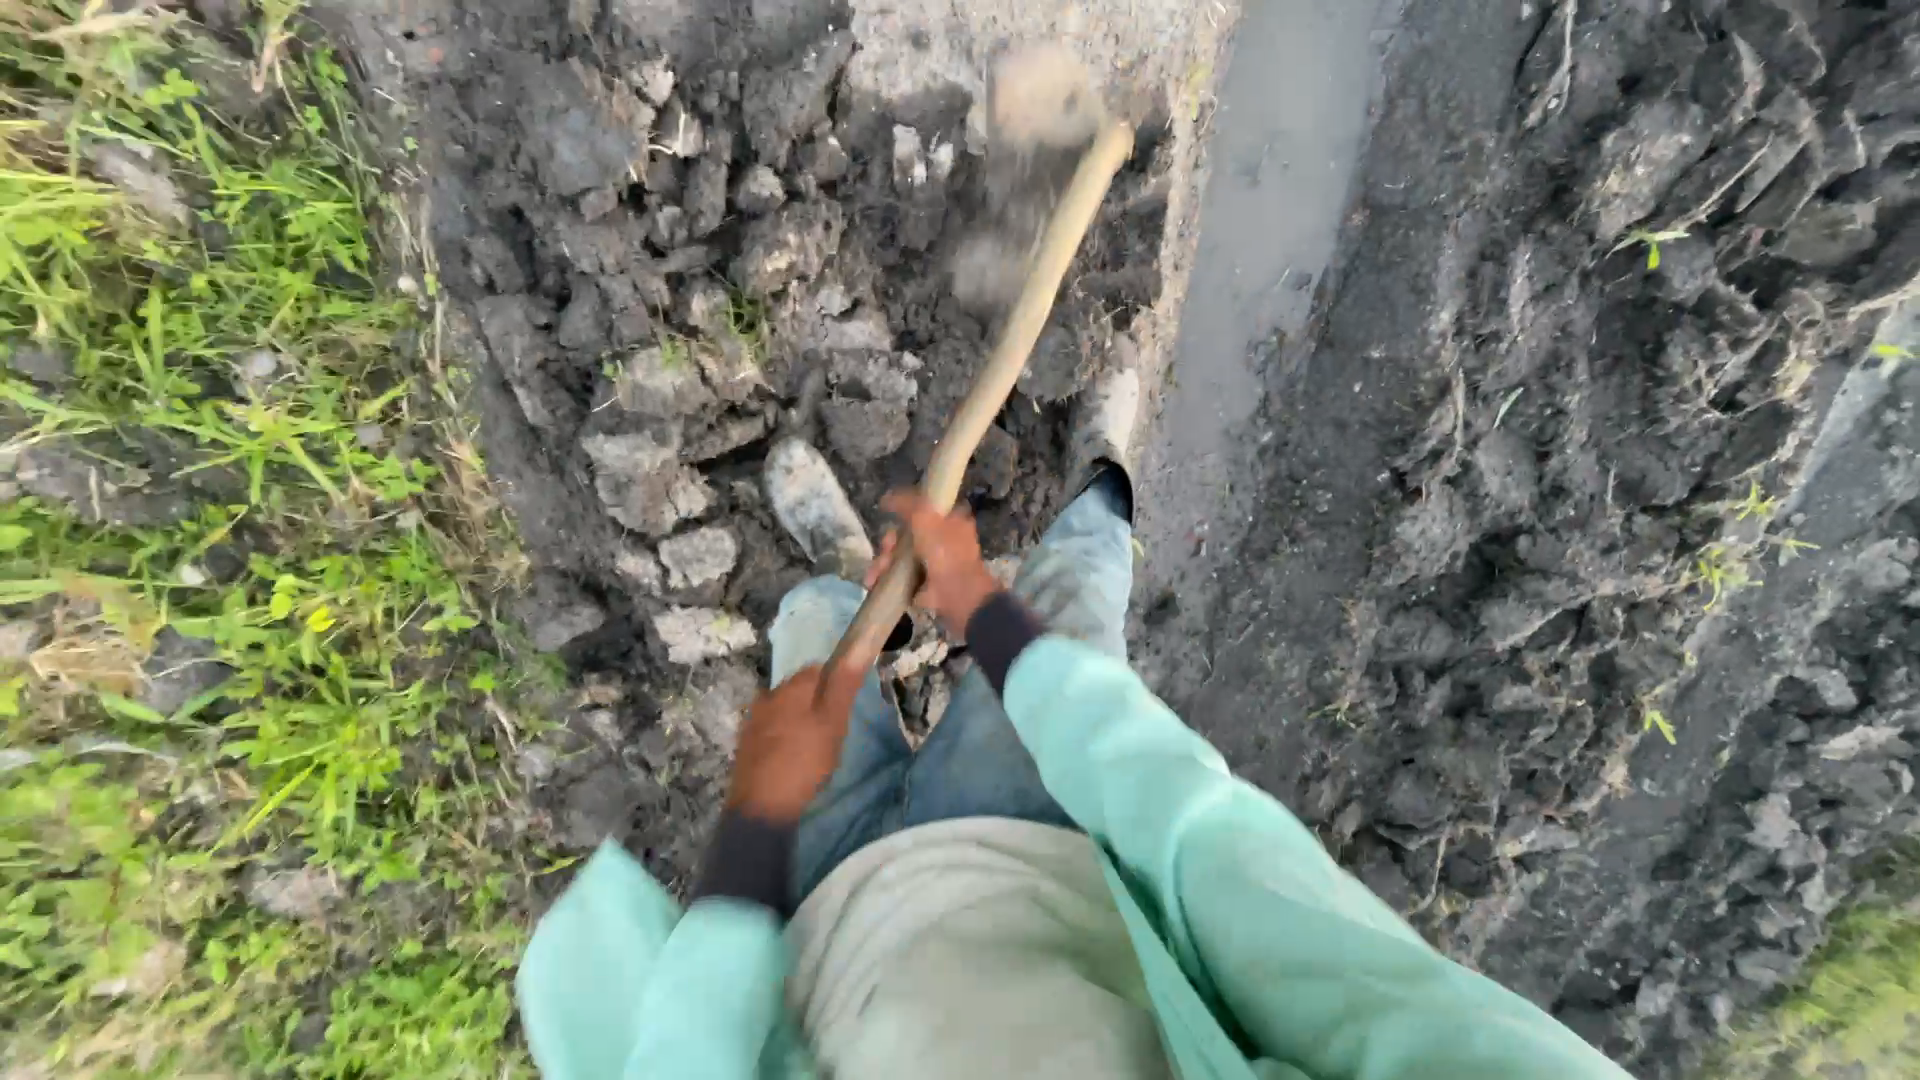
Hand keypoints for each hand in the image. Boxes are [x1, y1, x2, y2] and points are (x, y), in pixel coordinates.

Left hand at [728, 662, 863, 823]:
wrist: (762, 805)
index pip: (818, 669)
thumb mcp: (833, 723)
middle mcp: (769, 694)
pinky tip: (790, 758)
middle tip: (832, 730)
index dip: (835, 685)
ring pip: (784, 708)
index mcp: (792, 687)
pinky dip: (783, 736)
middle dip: (816, 702)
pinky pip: (771, 728)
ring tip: (812, 747)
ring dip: (798, 719)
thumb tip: (856, 650)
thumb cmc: (805, 760)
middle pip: (799, 688)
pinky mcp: (745, 741)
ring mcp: (753, 718)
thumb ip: (843, 685)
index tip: (843, 709)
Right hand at [869, 491, 1001, 635]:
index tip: (891, 514)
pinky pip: (899, 577)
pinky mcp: (924, 585)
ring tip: (876, 574)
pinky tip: (874, 582)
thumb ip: (908, 504)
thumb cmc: (946, 553)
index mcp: (951, 522)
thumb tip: (888, 497)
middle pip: (907, 535)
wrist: (959, 596)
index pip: (924, 509)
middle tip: (887, 549)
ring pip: (900, 557)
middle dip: (890, 543)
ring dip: (884, 563)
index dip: (905, 511)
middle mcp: (943, 541)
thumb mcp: (927, 519)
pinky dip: (886, 579)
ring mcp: (933, 564)